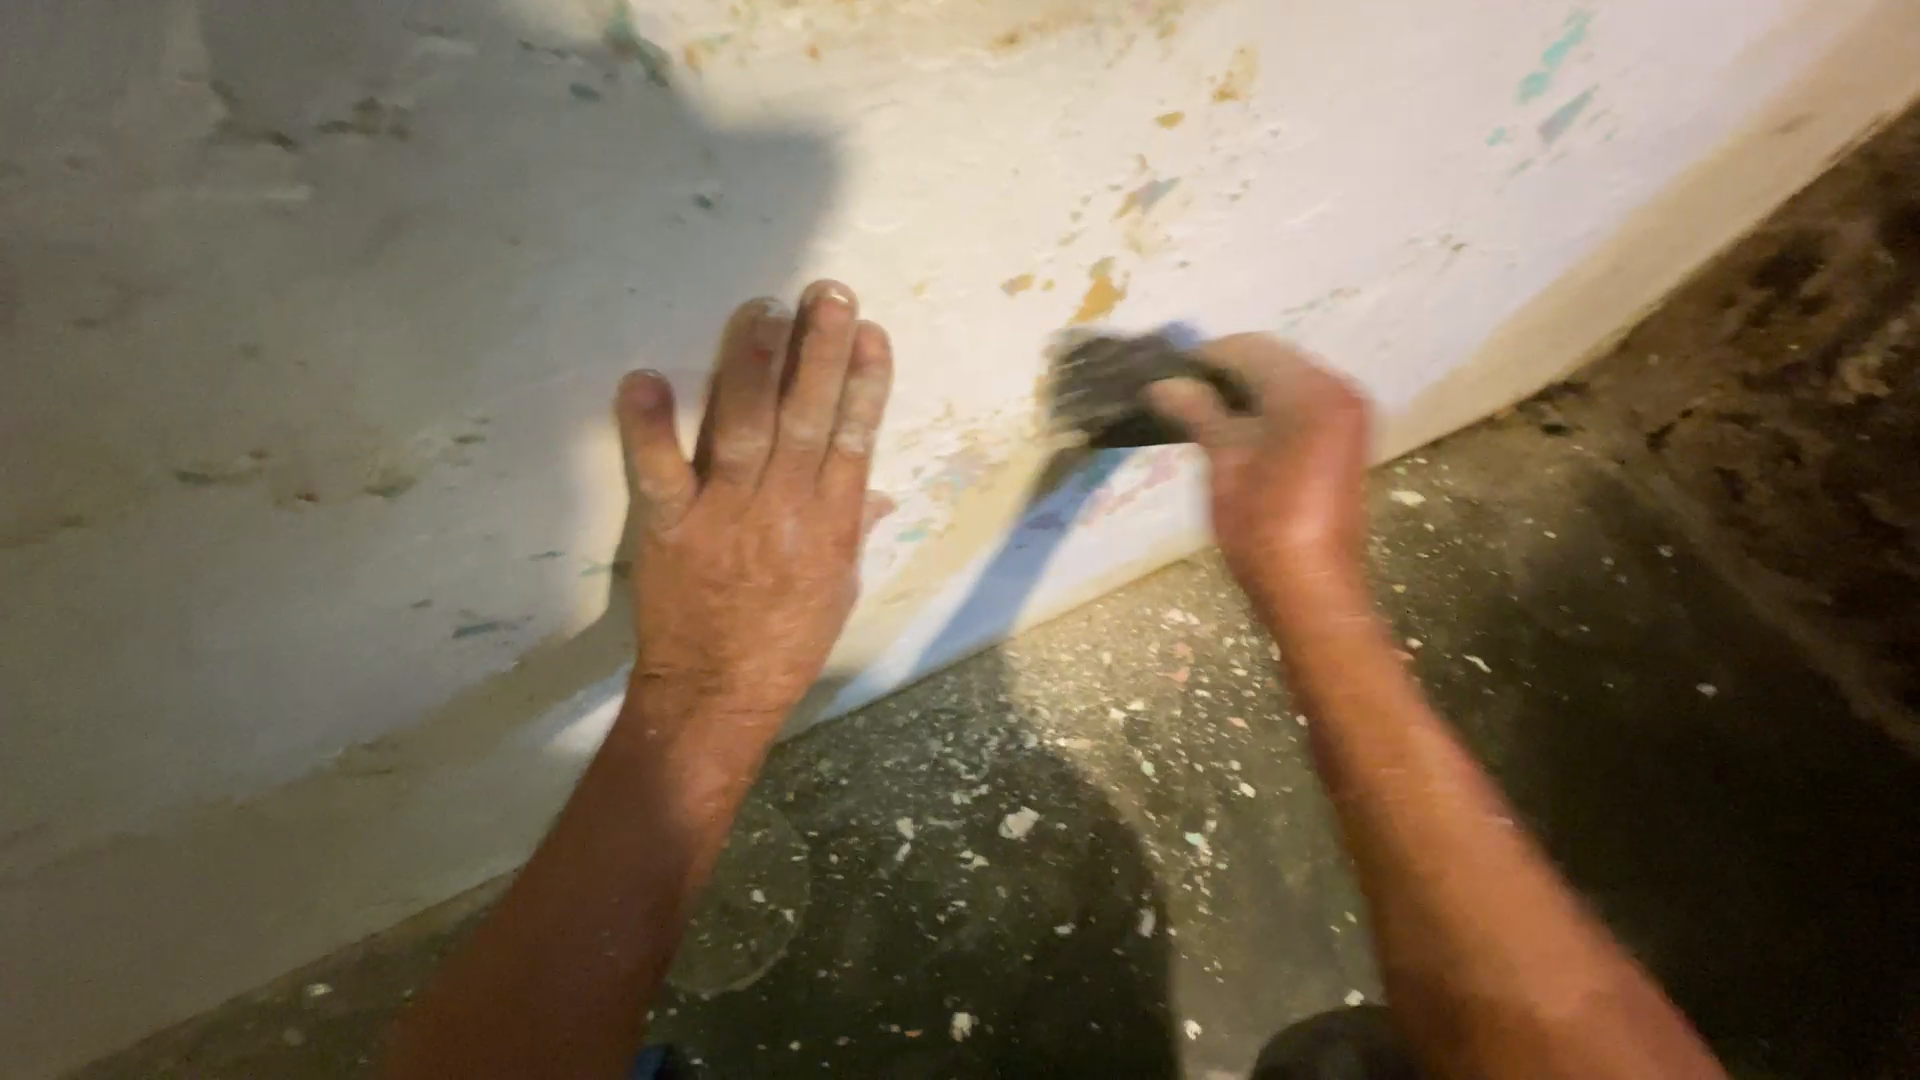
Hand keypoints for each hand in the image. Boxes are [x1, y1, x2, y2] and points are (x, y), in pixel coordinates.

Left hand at [613, 281, 893, 727]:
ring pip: (744, 427)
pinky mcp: (673, 526)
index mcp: (832, 523)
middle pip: (807, 417)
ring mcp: (728, 513)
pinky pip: (659, 470)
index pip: (855, 438)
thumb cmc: (787, 642)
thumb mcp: (841, 588)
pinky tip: (646, 377)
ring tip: (764, 310)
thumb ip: (855, 530)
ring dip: (753, 366)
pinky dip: (649, 426)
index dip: (866, 383)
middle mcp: (786, 507)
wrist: (719, 692)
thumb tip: (882, 491)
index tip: (873, 334)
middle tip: (828, 294)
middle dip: (821, 352)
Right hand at [1145, 334, 1372, 605]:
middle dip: (1226, 372)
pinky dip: (1267, 408)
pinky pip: (1301, 404)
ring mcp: (1347, 415)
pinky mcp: (1345, 439)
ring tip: (1200, 413)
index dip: (1205, 358)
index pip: (1251, 348)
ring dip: (1245, 390)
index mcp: (1311, 392)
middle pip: (1273, 360)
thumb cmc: (1261, 525)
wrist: (1309, 587)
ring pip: (1286, 380)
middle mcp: (1338, 390)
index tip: (1167, 375)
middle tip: (1179, 395)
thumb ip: (1199, 412)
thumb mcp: (1224, 461)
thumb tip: (1163, 383)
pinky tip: (1234, 428)